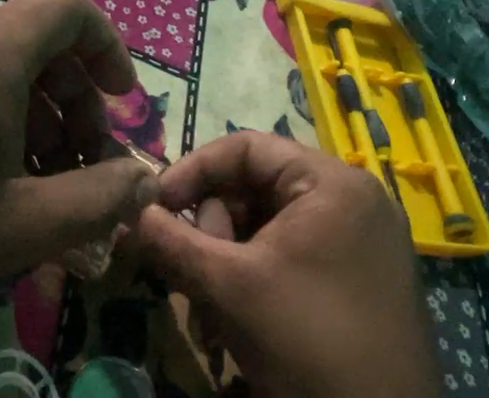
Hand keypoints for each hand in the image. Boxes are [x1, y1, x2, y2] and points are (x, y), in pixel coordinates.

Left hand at [0, 0, 157, 319]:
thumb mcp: (20, 226)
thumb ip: (98, 200)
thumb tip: (144, 182)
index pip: (72, 7)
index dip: (108, 49)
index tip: (118, 105)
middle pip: (39, 36)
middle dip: (74, 98)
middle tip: (80, 168)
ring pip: (1, 56)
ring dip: (35, 109)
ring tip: (37, 181)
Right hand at [136, 131, 437, 397]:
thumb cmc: (307, 342)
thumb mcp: (228, 287)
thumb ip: (171, 240)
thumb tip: (127, 210)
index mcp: (333, 183)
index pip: (245, 147)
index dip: (192, 171)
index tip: (155, 206)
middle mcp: (353, 200)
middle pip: (255, 187)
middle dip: (212, 228)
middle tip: (193, 272)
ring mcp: (361, 242)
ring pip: (268, 225)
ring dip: (227, 260)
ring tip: (211, 309)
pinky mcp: (360, 279)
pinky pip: (291, 254)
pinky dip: (255, 278)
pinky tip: (235, 321)